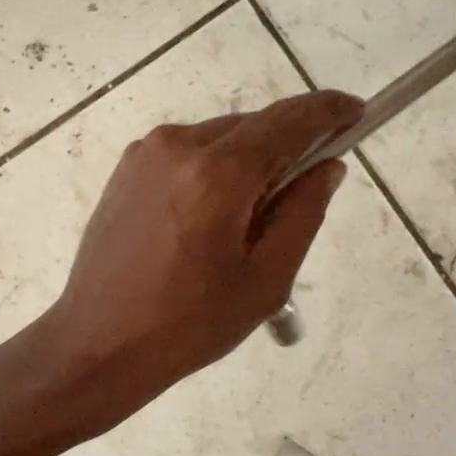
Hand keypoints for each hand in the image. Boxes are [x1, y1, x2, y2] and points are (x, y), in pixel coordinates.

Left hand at [42, 90, 362, 407]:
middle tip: (299, 200)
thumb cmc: (190, 324)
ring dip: (247, 165)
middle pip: (253, 128)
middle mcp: (178, 145)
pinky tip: (208, 224)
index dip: (328, 112)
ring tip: (245, 228)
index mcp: (218, 173)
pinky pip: (188, 155)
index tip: (357, 110)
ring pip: (220, 140)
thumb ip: (303, 213)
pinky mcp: (125, 170)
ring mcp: (145, 154)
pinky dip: (214, 172)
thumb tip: (327, 167)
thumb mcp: (266, 279)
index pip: (288, 122)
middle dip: (285, 150)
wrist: (98, 345)